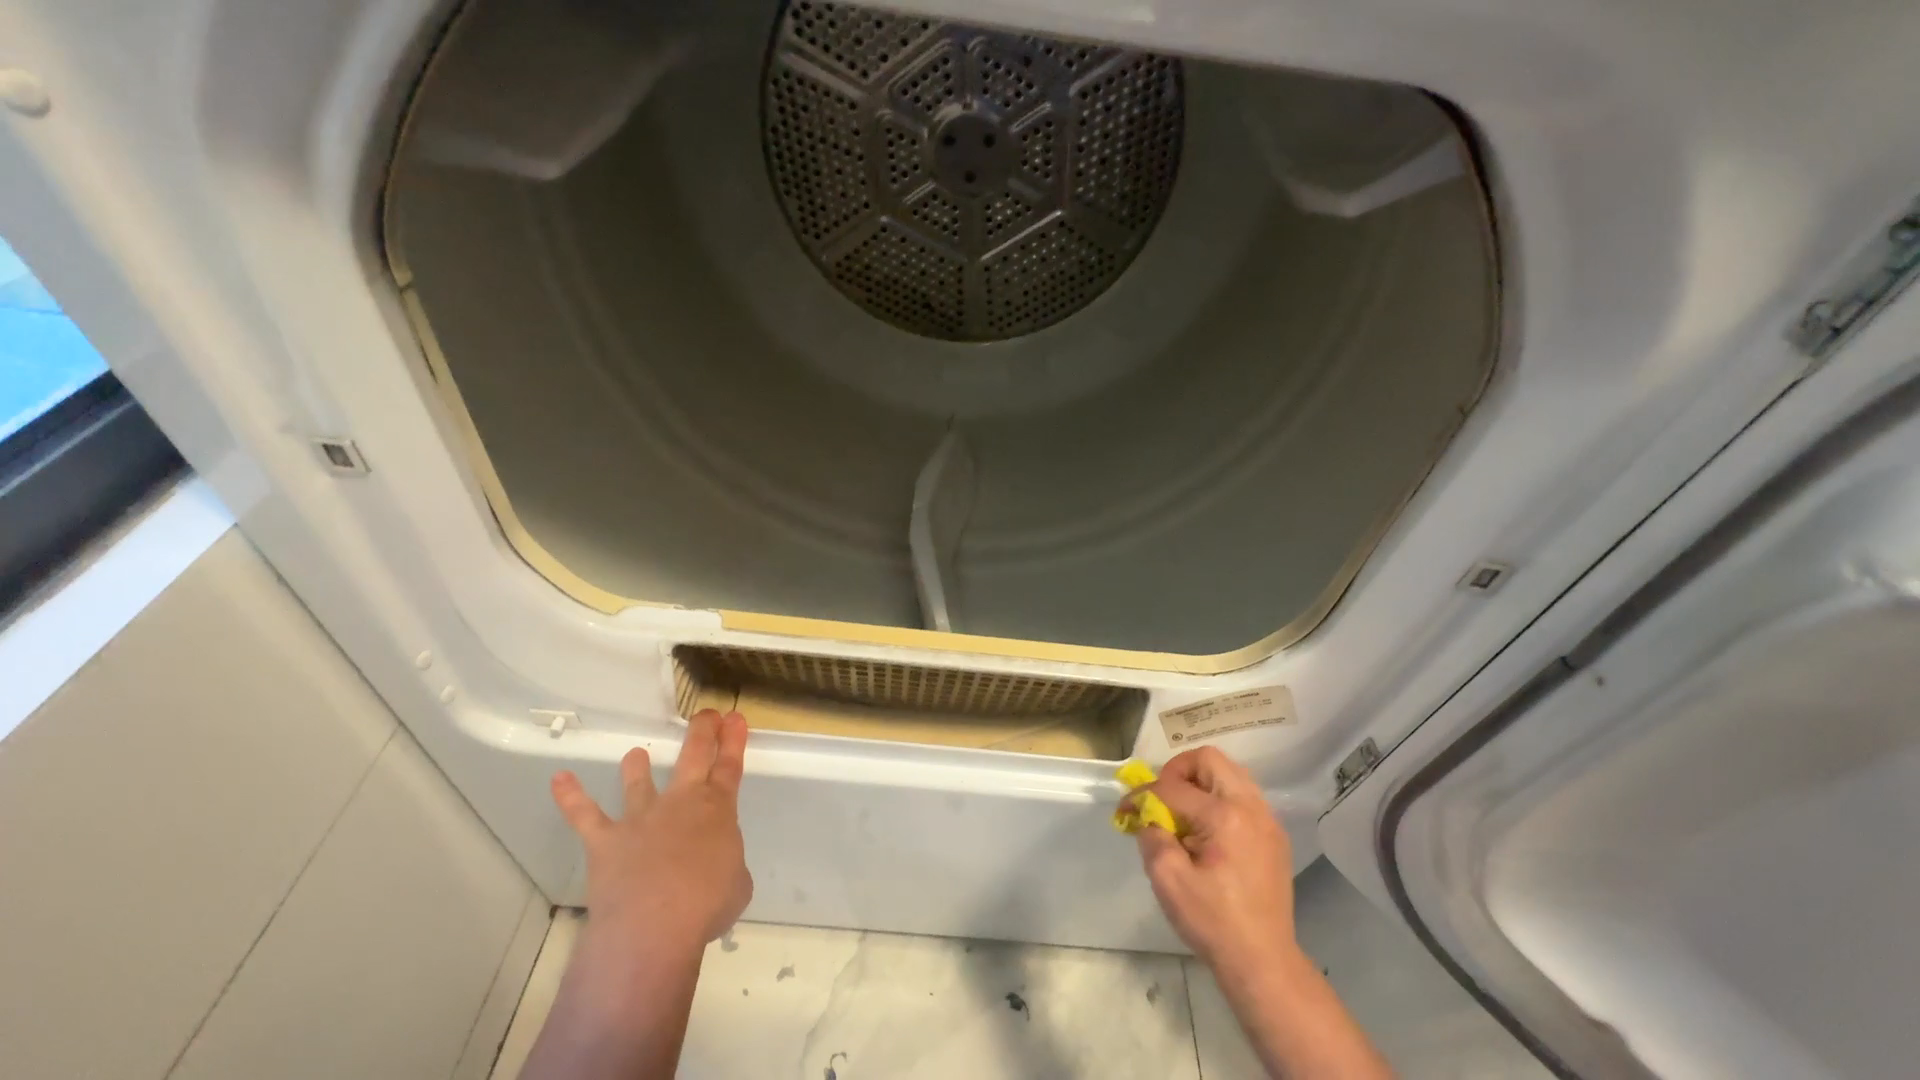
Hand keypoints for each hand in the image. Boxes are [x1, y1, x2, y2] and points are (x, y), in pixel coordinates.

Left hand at [524, 711, 753, 1079]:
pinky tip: (560, 780)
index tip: (734, 718)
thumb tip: (715, 865)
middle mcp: (679, 804)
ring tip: (635, 754)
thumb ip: (728, 864)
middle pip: (692, 758)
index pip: (729, 767)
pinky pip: (584, 815)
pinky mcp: (605, 839)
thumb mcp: (738, 884)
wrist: (653, 925)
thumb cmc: (707, 906)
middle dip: (701, 732)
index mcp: (717, 811)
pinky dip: (571, 797)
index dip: (733, 741)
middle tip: (706, 715)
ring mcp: (640, 819)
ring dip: (636, 767)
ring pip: (638, 783)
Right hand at [1128, 746, 1296, 976]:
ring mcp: (1268, 820)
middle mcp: (1251, 807)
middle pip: (1209, 760)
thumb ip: (1152, 837)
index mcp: (1225, 816)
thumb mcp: (1168, 880)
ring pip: (1230, 774)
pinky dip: (1219, 800)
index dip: (1142, 795)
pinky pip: (1243, 797)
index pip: (1173, 787)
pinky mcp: (1275, 836)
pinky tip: (1207, 832)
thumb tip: (1148, 817)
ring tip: (1182, 814)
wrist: (1263, 960)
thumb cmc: (1212, 921)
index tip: (1125, 811)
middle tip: (1161, 799)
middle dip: (1177, 772)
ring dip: (1200, 783)